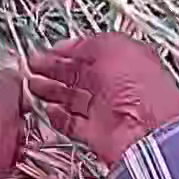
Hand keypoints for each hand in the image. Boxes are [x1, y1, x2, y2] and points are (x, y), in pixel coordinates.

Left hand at [0, 69, 23, 178]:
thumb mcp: (1, 106)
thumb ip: (10, 84)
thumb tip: (13, 74)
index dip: (11, 88)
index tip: (25, 97)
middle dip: (13, 116)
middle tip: (20, 125)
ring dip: (14, 136)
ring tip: (15, 146)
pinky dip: (7, 154)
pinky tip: (11, 160)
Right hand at [27, 33, 178, 166]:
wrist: (146, 133)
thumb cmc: (142, 90)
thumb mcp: (114, 50)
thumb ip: (89, 45)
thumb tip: (70, 45)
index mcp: (122, 61)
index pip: (90, 53)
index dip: (67, 51)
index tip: (47, 50)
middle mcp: (114, 86)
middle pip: (77, 75)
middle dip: (53, 69)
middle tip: (33, 66)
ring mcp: (104, 111)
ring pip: (72, 99)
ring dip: (51, 91)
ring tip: (32, 85)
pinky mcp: (96, 134)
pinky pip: (73, 124)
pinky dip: (58, 118)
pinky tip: (47, 110)